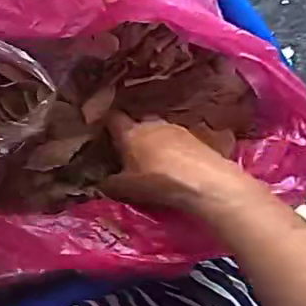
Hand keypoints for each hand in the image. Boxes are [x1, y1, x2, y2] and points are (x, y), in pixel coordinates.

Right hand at [103, 109, 244, 210]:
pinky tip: (175, 166)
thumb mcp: (124, 188)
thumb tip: (99, 183)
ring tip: (153, 161)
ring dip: (155, 143)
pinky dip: (174, 151)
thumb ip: (108, 183)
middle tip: (128, 153)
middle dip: (132, 135)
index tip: (101, 133)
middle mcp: (152, 124)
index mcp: (130, 132)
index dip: (106, 123)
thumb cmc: (157, 181)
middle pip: (137, 124)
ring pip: (159, 131)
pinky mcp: (198, 138)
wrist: (206, 183)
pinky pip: (178, 142)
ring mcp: (177, 129)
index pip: (112, 117)